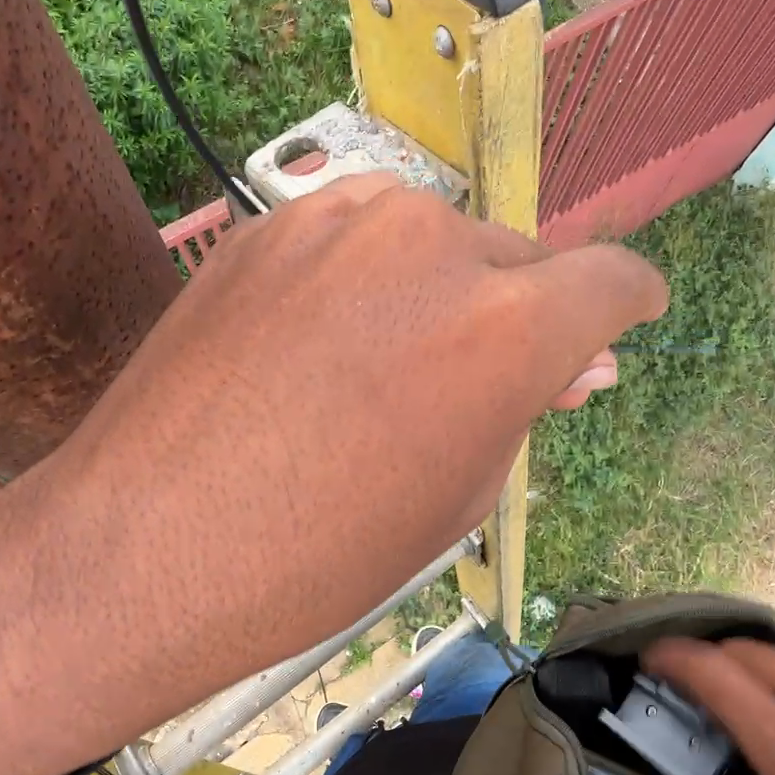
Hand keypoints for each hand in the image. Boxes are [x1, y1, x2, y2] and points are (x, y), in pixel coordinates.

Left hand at [0, 176, 666, 774]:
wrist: (146, 544)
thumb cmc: (323, 556)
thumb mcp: (460, 495)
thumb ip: (526, 405)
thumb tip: (578, 360)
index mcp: (504, 326)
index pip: (611, 279)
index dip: (628, 303)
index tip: (622, 322)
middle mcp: (434, 244)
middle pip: (523, 259)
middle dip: (525, 314)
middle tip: (480, 381)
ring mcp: (344, 219)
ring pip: (442, 238)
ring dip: (448, 290)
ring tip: (397, 362)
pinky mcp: (272, 222)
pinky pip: (363, 235)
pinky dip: (375, 277)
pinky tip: (331, 339)